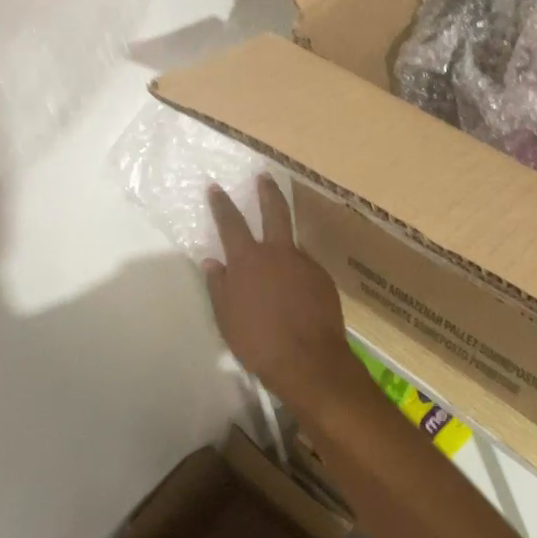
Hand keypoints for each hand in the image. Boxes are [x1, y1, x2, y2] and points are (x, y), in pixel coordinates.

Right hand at [204, 178, 368, 413]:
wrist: (308, 360)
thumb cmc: (257, 342)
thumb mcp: (226, 317)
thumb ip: (219, 286)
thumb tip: (212, 262)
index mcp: (248, 260)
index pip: (231, 223)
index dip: (221, 204)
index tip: (215, 187)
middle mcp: (278, 253)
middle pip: (274, 211)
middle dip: (267, 191)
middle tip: (264, 177)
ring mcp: (305, 264)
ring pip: (292, 244)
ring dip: (284, 243)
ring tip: (279, 257)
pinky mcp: (324, 279)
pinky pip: (305, 268)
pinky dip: (297, 273)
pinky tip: (296, 290)